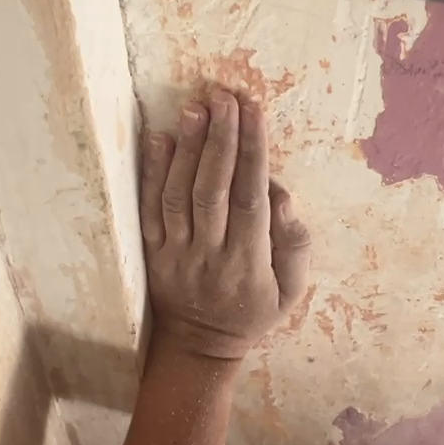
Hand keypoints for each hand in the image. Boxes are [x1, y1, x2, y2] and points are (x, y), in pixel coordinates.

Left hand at [139, 89, 310, 360]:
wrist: (199, 347)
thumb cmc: (252, 312)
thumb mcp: (291, 290)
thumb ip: (293, 244)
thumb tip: (282, 195)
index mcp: (249, 262)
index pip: (251, 197)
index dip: (253, 152)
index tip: (255, 111)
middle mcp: (210, 255)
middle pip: (213, 190)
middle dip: (220, 139)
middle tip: (223, 97)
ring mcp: (176, 254)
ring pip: (179, 196)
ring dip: (186, 149)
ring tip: (194, 107)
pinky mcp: (151, 253)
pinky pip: (149, 211)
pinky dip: (153, 173)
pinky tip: (158, 138)